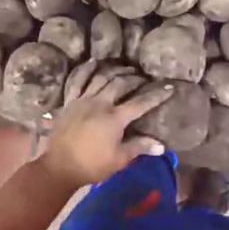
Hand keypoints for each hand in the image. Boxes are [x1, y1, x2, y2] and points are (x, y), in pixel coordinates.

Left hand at [39, 63, 175, 186]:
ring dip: (114, 71)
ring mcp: (83, 100)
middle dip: (134, 79)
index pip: (140, 103)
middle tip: (143, 78)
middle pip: (120, 83)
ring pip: (101, 77)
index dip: (156, 95)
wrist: (59, 167)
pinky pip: (77, 80)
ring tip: (124, 69)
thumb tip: (161, 146)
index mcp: (115, 118)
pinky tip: (93, 62)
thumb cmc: (92, 165)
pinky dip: (86, 69)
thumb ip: (139, 147)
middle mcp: (100, 103)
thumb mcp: (120, 159)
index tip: (169, 88)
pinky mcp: (69, 102)